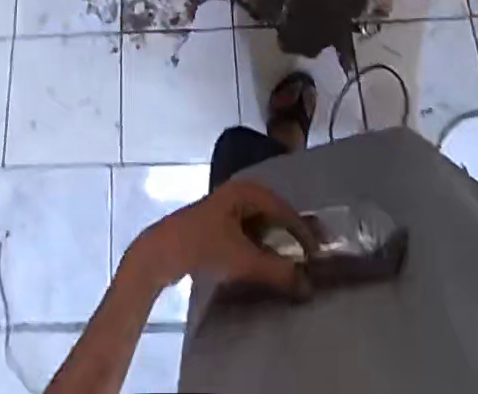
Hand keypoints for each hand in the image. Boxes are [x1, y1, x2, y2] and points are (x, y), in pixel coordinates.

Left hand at [123, 179, 315, 298]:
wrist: (159, 254)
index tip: (318, 255)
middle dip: (292, 236)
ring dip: (276, 243)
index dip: (303, 232)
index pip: (284, 209)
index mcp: (246, 190)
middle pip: (274, 214)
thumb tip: (308, 287)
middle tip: (310, 258)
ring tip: (293, 263)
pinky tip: (266, 263)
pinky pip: (248, 232)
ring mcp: (226, 207)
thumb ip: (278, 272)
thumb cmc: (202, 248)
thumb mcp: (243, 261)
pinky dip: (261, 245)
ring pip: (261, 224)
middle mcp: (238, 192)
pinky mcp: (217, 223)